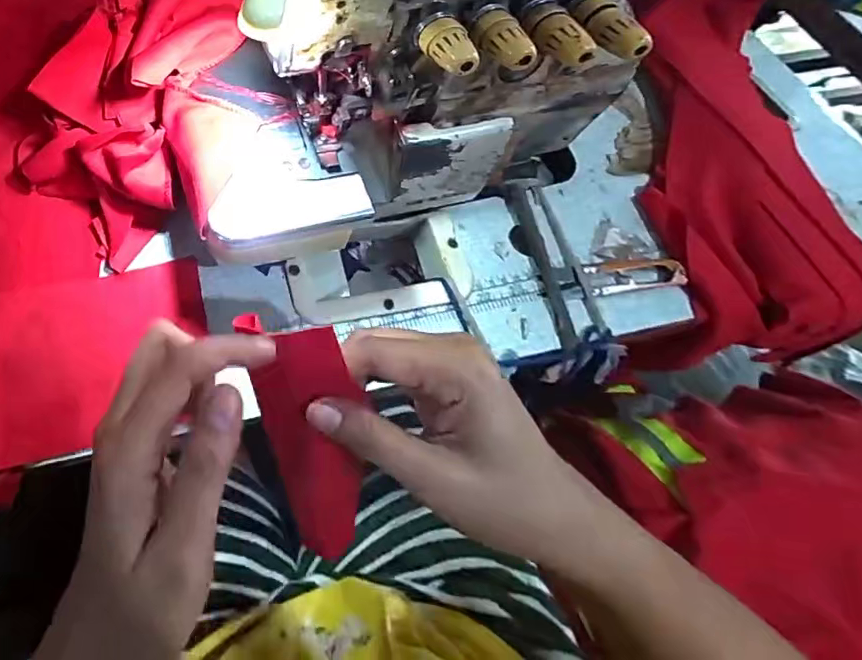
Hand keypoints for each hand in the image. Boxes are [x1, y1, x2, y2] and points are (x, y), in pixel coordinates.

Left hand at [37, 322, 275, 659]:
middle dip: (209, 346)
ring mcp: (119, 434)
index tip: (273, 353)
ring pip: (158, 364)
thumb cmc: (142, 609)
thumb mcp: (184, 551)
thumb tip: (231, 389)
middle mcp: (117, 426)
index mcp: (128, 446)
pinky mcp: (129, 448)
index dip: (226, 348)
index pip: (177, 366)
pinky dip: (194, 387)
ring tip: (248, 388)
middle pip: (157, 346)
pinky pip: (161, 391)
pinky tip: (221, 418)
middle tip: (255, 372)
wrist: (95, 647)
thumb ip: (205, 468)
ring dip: (203, 363)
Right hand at [304, 329, 626, 573]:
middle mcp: (452, 345)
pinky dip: (372, 384)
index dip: (332, 370)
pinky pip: (398, 365)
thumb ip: (371, 439)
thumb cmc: (503, 503)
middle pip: (376, 342)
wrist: (561, 519)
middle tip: (307, 410)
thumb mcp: (432, 478)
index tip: (300, 404)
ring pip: (383, 351)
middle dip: (338, 371)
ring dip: (353, 378)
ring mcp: (453, 355)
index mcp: (454, 364)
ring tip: (323, 410)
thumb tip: (313, 408)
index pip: (373, 348)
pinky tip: (354, 409)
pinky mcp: (450, 370)